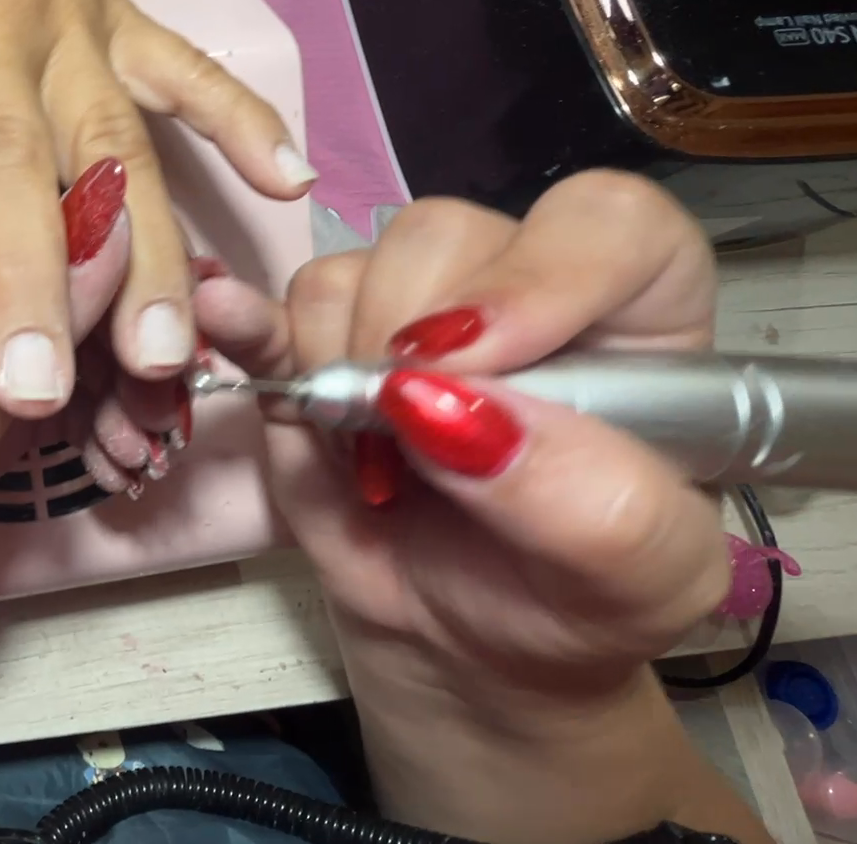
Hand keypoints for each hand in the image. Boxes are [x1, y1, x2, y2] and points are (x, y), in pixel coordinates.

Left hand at [0, 0, 311, 422]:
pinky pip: (189, 76)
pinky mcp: (129, 28)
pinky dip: (238, 124)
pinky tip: (287, 184)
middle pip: (10, 172)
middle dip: (28, 285)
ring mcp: (73, 34)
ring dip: (144, 245)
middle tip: (40, 394)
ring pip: (115, 146)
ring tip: (165, 349)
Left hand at [0, 160, 131, 653]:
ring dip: (119, 395)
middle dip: (131, 347)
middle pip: (73, 288)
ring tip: (139, 454)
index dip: (125, 273)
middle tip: (158, 416)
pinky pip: (57, 398)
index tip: (170, 338)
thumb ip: (17, 331)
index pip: (49, 225)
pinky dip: (93, 426)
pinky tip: (115, 462)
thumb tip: (111, 221)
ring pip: (74, 347)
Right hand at [193, 171, 731, 696]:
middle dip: (407, 327)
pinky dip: (241, 316)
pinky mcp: (303, 355)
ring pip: (344, 272)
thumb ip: (580, 494)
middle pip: (441, 234)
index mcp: (621, 324)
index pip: (603, 223)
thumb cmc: (565, 600)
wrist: (456, 634)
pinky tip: (221, 313)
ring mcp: (388, 323)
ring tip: (359, 449)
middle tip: (401, 427)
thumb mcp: (635, 577)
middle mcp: (498, 298)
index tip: (474, 359)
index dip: (537, 269)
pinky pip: (265, 310)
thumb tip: (430, 401)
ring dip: (334, 356)